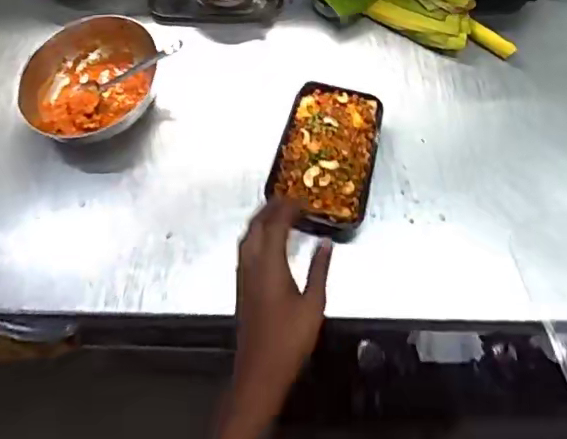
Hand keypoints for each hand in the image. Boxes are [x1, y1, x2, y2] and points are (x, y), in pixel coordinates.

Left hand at [215, 199, 331, 438]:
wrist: (260, 367)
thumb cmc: (289, 339)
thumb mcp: (314, 304)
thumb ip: (319, 270)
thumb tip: (326, 245)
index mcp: (269, 261)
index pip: (275, 223)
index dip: (287, 207)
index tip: (300, 199)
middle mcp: (251, 260)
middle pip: (257, 222)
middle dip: (272, 207)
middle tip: (289, 199)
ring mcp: (243, 270)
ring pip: (249, 232)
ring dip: (262, 218)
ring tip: (278, 212)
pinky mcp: (241, 280)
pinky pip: (246, 244)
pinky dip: (257, 232)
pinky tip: (267, 238)